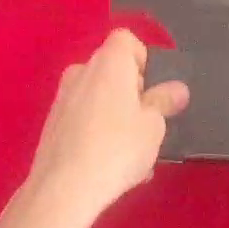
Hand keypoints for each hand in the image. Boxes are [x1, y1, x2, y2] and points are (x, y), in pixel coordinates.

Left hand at [25, 28, 189, 225]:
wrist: (63, 187)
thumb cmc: (117, 148)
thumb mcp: (153, 126)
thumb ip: (164, 102)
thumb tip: (177, 88)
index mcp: (108, 61)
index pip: (126, 40)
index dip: (144, 60)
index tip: (154, 91)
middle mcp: (82, 70)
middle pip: (112, 70)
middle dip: (132, 92)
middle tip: (148, 124)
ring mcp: (63, 96)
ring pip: (99, 97)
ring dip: (118, 115)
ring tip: (135, 154)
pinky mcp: (52, 122)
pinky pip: (84, 117)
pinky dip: (99, 131)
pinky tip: (111, 165)